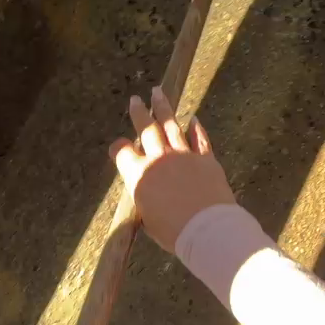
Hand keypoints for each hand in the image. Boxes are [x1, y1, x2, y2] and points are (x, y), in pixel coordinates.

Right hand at [109, 87, 237, 251]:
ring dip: (163, 109)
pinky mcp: (205, 159)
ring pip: (171, 126)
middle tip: (136, 99)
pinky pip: (200, 139)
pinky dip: (196, 129)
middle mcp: (158, 159)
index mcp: (138, 175)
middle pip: (146, 129)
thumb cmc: (173, 232)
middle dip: (139, 112)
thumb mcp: (149, 220)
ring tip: (158, 93)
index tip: (119, 147)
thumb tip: (148, 198)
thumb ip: (146, 202)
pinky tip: (193, 120)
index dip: (118, 148)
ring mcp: (183, 156)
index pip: (122, 152)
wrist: (206, 228)